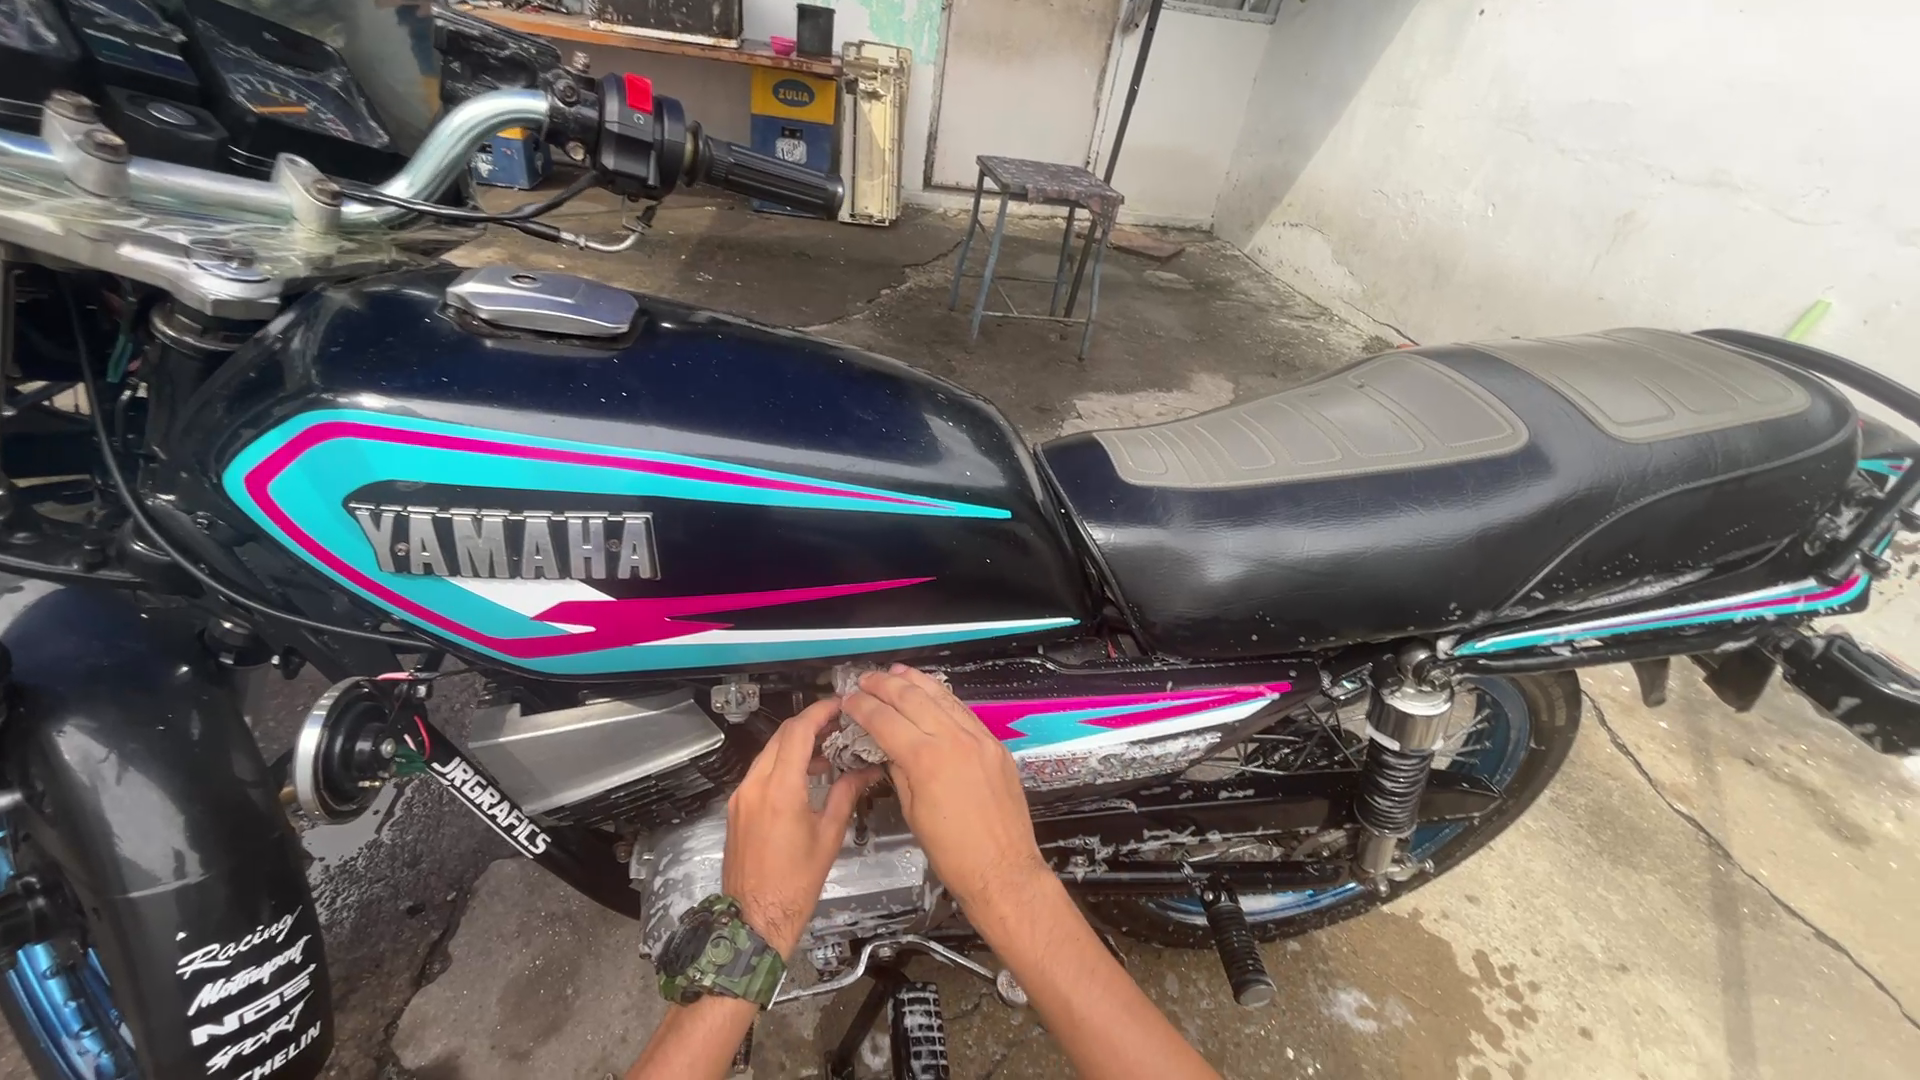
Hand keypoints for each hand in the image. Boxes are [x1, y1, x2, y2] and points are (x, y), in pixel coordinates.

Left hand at [722, 700, 877, 956]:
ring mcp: (741, 797)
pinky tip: (804, 776)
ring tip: (826, 752)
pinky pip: (760, 772)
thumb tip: (866, 769)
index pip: (798, 732)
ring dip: (796, 744)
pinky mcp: (736, 809)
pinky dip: (782, 764)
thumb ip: (846, 794)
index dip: (820, 712)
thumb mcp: (829, 836)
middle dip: (810, 724)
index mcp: (780, 789)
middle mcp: (754, 785)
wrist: (754, 922)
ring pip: (768, 752)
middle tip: (838, 725)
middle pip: (781, 736)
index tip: (841, 705)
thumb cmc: (796, 883)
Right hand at [841, 666, 1051, 917]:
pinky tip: (933, 693)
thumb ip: (899, 771)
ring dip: (916, 681)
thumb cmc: (955, 853)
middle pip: (912, 698)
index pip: (886, 720)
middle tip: (866, 679)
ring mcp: (979, 739)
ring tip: (896, 672)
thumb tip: (889, 750)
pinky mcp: (995, 745)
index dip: (863, 707)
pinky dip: (944, 698)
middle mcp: (954, 740)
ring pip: (942, 697)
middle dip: (885, 685)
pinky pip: (964, 712)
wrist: (1003, 870)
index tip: (850, 700)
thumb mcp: (913, 812)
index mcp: (927, 760)